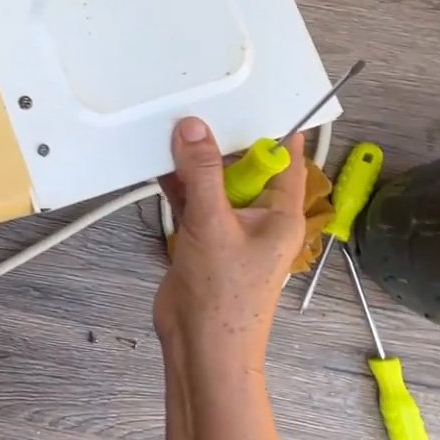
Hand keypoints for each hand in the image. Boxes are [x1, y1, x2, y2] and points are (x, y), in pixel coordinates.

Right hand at [154, 118, 307, 363]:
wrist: (200, 344)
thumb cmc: (225, 295)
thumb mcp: (214, 225)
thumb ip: (203, 174)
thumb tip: (194, 127)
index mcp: (280, 213)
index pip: (285, 160)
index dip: (273, 128)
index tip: (250, 94)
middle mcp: (256, 217)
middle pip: (241, 166)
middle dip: (219, 141)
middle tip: (194, 106)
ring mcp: (226, 228)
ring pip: (211, 182)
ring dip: (191, 163)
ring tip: (167, 129)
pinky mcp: (200, 238)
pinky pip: (190, 200)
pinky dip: (174, 184)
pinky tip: (155, 165)